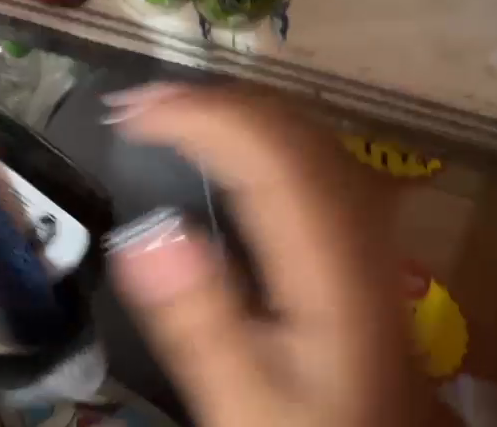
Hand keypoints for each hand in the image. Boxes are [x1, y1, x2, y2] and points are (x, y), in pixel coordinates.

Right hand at [103, 83, 418, 426]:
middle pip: (289, 129)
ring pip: (304, 132)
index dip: (196, 115)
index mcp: (330, 267)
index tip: (130, 113)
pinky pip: (309, 151)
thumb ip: (199, 324)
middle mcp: (358, 230)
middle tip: (135, 105)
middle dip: (207, 100)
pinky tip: (224, 141)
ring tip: (166, 111)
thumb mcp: (248, 404)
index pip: (266, 154)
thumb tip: (146, 234)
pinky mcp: (361, 236)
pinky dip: (257, 126)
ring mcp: (367, 228)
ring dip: (231, 106)